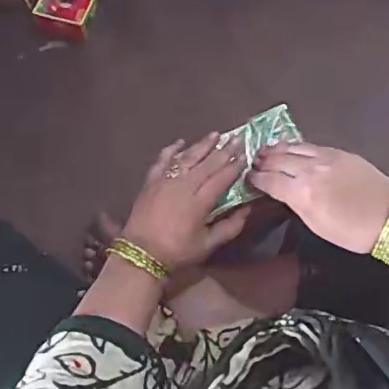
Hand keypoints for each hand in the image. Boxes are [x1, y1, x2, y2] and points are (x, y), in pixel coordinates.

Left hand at [116, 134, 250, 273]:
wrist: (140, 253)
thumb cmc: (177, 251)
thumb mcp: (207, 245)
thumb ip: (230, 227)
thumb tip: (247, 210)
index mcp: (199, 202)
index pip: (222, 177)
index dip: (235, 165)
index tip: (246, 153)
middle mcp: (184, 186)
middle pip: (207, 163)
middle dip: (224, 149)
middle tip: (237, 137)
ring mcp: (165, 181)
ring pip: (187, 157)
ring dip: (201, 145)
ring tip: (215, 135)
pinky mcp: (151, 181)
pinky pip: (163, 160)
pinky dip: (172, 150)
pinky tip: (180, 142)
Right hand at [249, 142, 388, 254]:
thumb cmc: (351, 231)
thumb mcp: (316, 225)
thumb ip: (295, 204)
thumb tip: (282, 192)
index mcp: (302, 193)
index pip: (269, 180)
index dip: (256, 179)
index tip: (248, 178)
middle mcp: (310, 170)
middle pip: (278, 160)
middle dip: (263, 161)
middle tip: (253, 162)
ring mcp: (326, 157)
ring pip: (293, 148)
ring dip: (277, 149)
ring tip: (266, 151)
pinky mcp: (339, 152)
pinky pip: (311, 146)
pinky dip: (296, 146)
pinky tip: (291, 148)